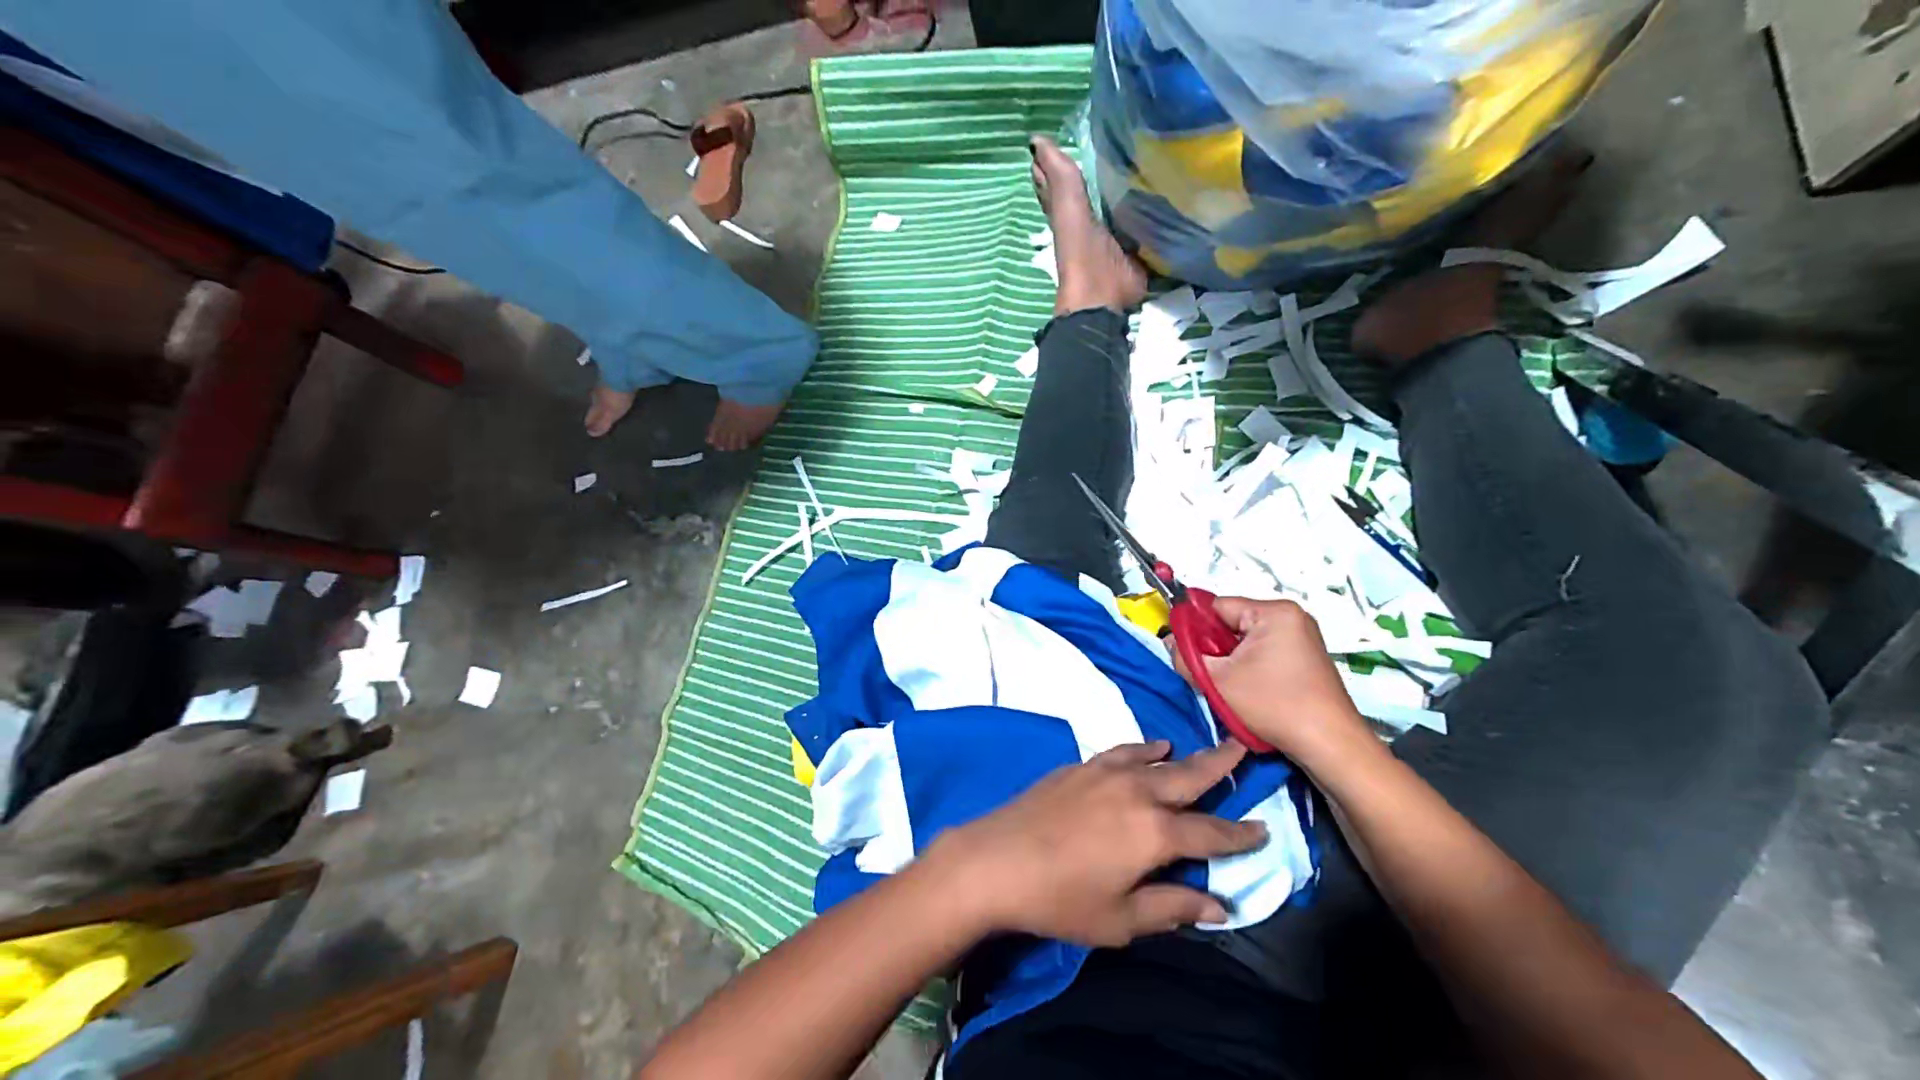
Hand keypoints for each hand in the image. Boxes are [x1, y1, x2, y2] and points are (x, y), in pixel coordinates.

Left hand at [922, 741, 1266, 947]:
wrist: (995, 860)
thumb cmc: (1060, 900)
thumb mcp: (1121, 920)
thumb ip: (1173, 907)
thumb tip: (1219, 905)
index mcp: (1155, 834)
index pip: (1211, 833)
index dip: (1240, 834)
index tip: (1263, 829)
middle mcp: (1138, 793)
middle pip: (1190, 776)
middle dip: (1220, 766)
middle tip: (1242, 750)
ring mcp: (1106, 773)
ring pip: (1157, 759)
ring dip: (1184, 755)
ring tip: (1201, 749)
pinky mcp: (1080, 767)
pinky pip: (1123, 751)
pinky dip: (1143, 749)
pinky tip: (1149, 749)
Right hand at [1181, 597, 1379, 767]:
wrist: (1329, 744)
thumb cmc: (1274, 704)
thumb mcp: (1217, 680)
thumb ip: (1185, 657)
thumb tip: (1171, 641)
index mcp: (1274, 612)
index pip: (1218, 607)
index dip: (1197, 629)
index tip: (1189, 655)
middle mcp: (1292, 617)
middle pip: (1233, 624)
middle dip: (1216, 648)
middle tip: (1210, 676)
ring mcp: (1304, 638)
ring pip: (1247, 642)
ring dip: (1232, 661)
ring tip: (1231, 687)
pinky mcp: (1308, 659)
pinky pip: (1265, 654)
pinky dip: (1251, 669)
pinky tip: (1250, 692)